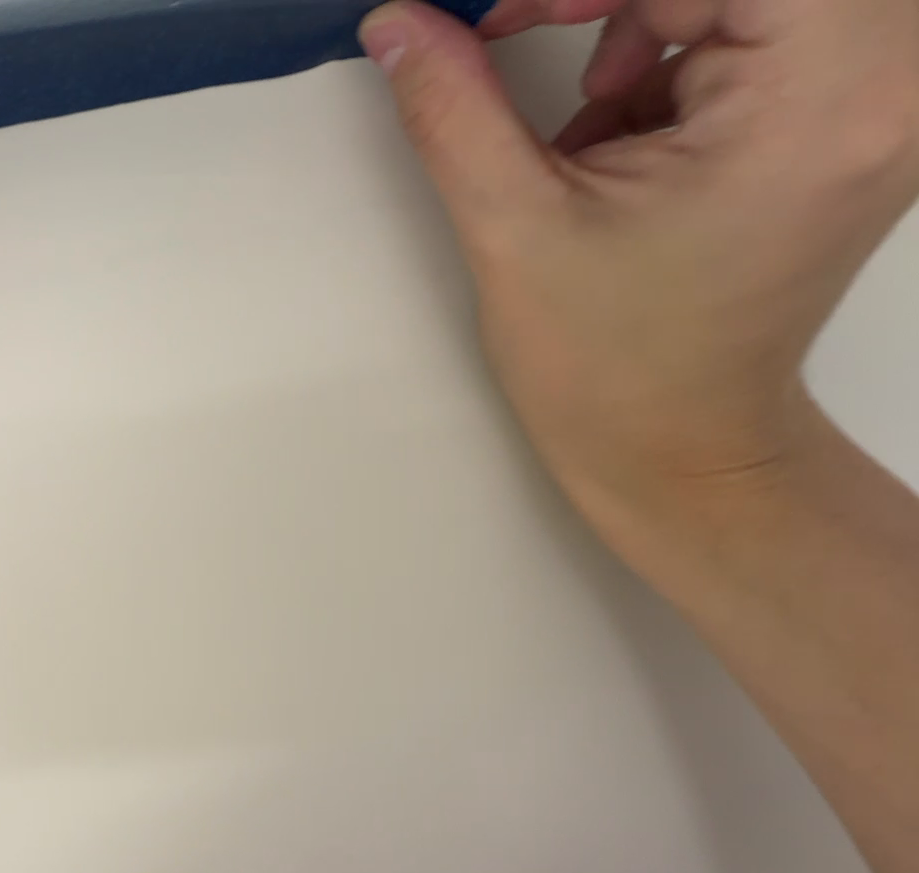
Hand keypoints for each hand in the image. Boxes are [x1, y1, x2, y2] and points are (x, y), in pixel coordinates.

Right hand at [360, 0, 918, 521]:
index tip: (486, 14)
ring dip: (637, 23)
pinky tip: (620, 136)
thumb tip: (397, 22)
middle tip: (508, 33)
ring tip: (585, 129)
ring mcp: (881, 86)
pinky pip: (749, 29)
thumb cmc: (601, 356)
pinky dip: (665, 57)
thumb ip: (453, 108)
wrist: (669, 436)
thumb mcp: (511, 224)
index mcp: (828, 89)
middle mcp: (896, 67)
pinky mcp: (844, 108)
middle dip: (605, 0)